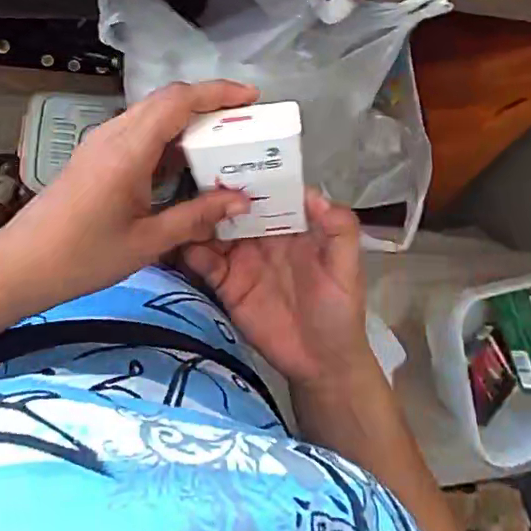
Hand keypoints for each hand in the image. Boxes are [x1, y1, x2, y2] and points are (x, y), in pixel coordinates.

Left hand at [0, 80, 256, 305]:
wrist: (22, 264)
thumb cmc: (83, 256)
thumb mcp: (147, 241)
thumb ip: (197, 216)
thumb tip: (241, 200)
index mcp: (128, 149)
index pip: (178, 101)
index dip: (217, 92)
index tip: (252, 97)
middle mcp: (114, 135)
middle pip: (166, 101)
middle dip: (208, 103)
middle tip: (245, 121)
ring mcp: (101, 143)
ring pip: (151, 114)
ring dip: (187, 120)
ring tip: (223, 139)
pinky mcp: (94, 155)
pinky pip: (138, 132)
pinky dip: (167, 137)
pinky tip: (185, 162)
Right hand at [182, 188, 372, 389]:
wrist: (320, 364)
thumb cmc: (340, 311)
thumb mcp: (347, 269)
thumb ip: (339, 230)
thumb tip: (311, 194)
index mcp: (290, 226)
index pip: (266, 194)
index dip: (250, 179)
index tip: (229, 165)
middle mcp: (262, 236)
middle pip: (233, 208)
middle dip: (215, 196)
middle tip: (196, 188)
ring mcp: (241, 259)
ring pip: (213, 230)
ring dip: (199, 220)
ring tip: (185, 215)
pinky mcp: (225, 284)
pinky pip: (204, 262)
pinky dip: (191, 251)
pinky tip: (182, 246)